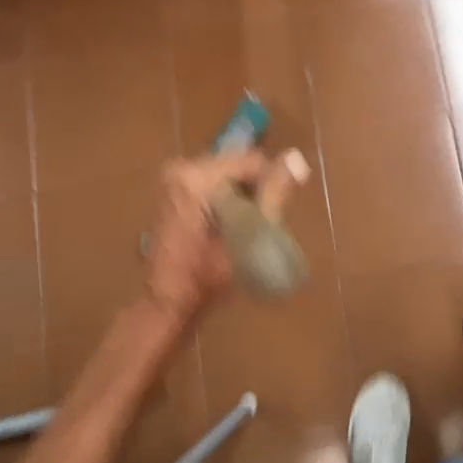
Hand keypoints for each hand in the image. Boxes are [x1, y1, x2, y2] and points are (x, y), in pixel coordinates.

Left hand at [145, 150, 267, 317]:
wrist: (166, 306)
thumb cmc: (207, 277)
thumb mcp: (249, 236)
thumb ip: (272, 194)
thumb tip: (296, 156)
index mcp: (196, 178)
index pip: (252, 161)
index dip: (272, 184)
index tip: (278, 213)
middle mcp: (182, 171)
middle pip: (239, 166)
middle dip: (256, 191)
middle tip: (262, 224)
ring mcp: (175, 182)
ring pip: (229, 177)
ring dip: (245, 197)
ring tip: (248, 228)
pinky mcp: (175, 195)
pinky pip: (215, 186)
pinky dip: (229, 201)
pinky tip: (231, 227)